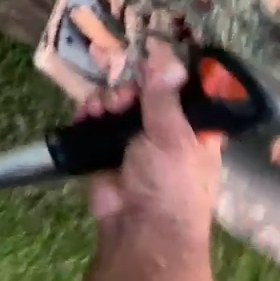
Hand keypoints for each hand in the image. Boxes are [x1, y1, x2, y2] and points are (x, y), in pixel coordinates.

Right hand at [76, 41, 223, 243]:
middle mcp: (164, 131)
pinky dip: (87, 113)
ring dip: (103, 101)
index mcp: (193, 131)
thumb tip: (166, 56)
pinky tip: (86, 117)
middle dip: (126, 90)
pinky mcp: (104, 145)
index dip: (163, 76)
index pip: (181, 93)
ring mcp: (132, 138)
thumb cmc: (170, 184)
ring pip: (114, 102)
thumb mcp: (173, 137)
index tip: (145, 61)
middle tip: (122, 100)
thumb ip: (164, 97)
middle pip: (141, 93)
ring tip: (100, 111)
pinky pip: (93, 117)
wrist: (138, 224)